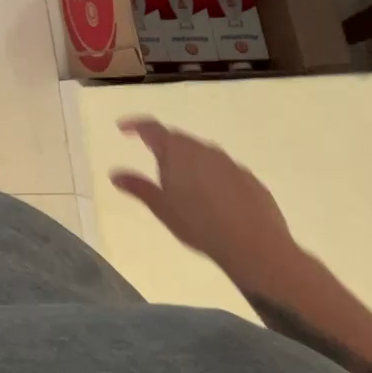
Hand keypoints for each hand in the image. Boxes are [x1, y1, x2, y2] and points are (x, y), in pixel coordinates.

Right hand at [111, 117, 298, 278]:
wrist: (256, 248)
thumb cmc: (199, 224)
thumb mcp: (161, 208)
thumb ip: (138, 187)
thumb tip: (115, 174)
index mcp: (177, 152)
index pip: (151, 128)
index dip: (135, 125)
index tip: (123, 128)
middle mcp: (204, 150)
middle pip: (179, 139)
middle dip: (164, 145)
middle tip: (154, 159)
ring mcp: (231, 165)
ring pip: (204, 154)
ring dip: (190, 161)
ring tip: (184, 182)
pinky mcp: (252, 181)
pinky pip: (225, 171)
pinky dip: (213, 176)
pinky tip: (214, 198)